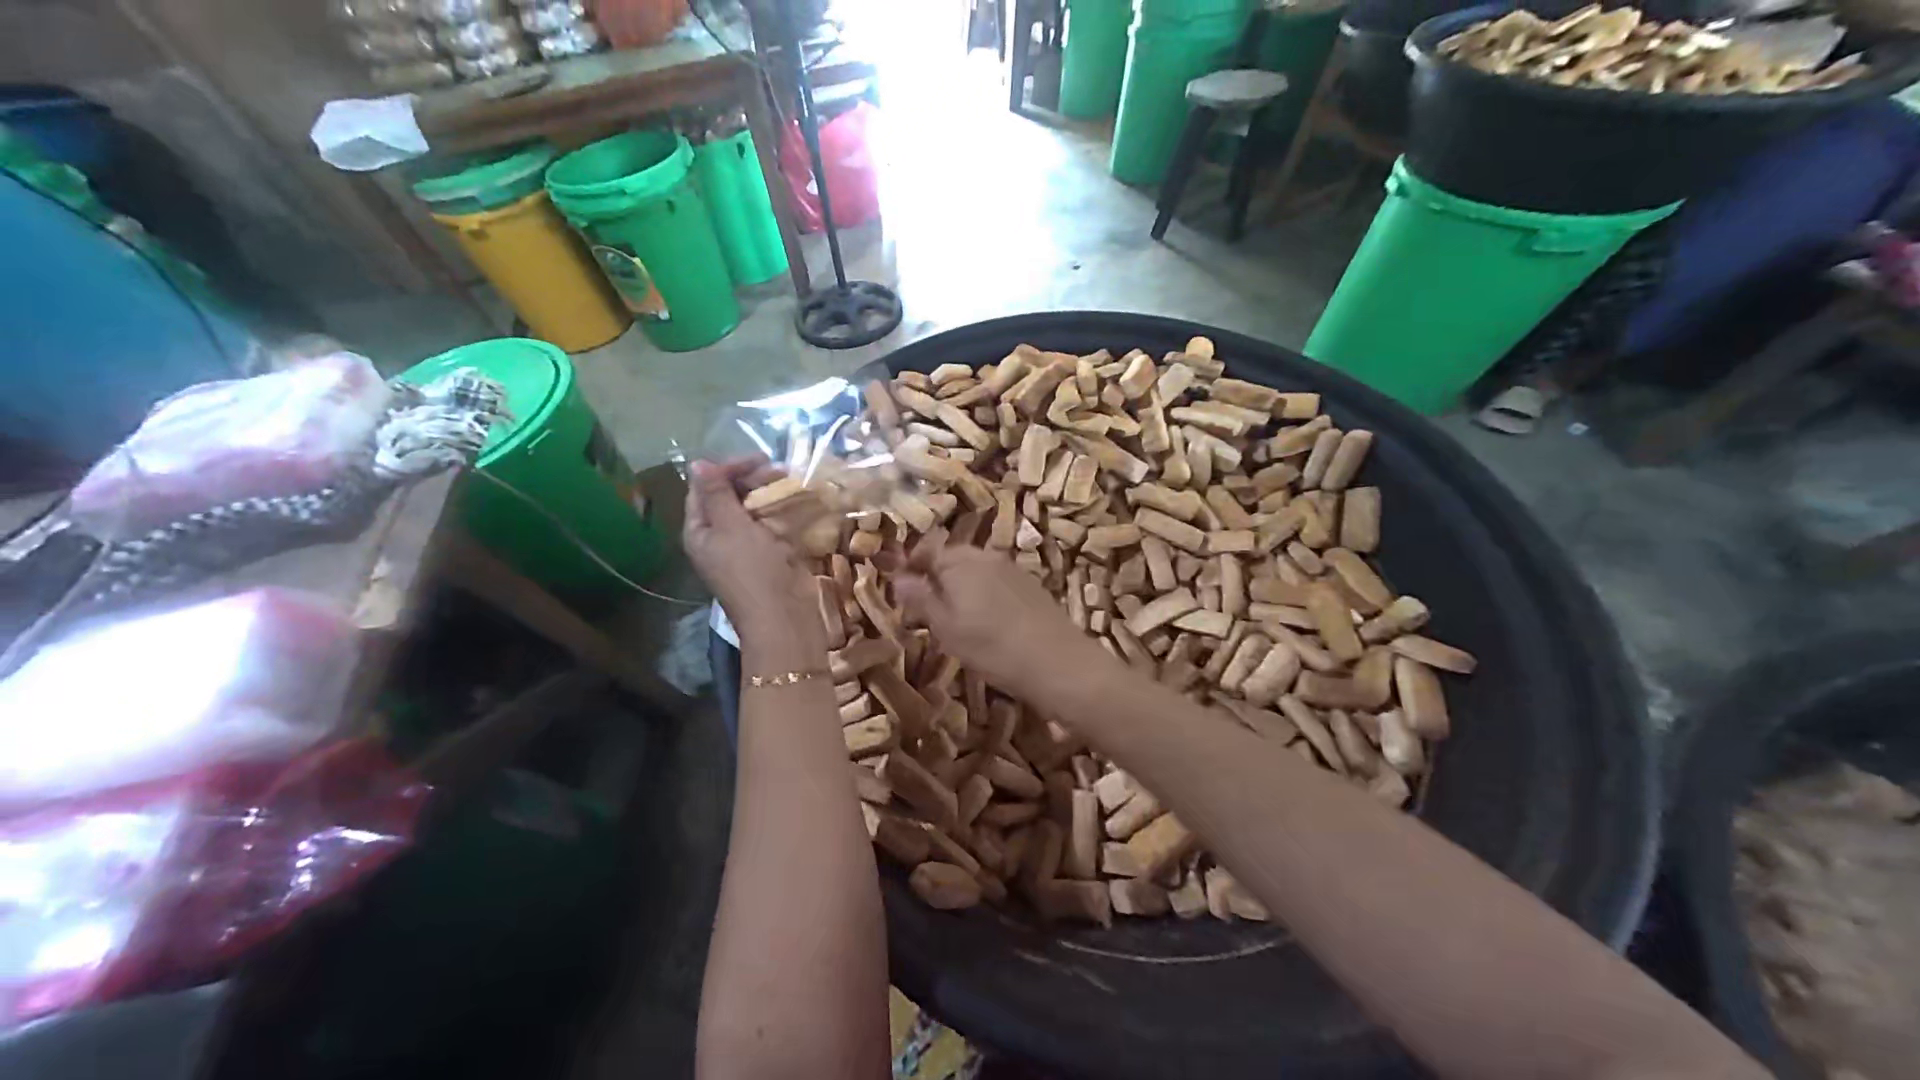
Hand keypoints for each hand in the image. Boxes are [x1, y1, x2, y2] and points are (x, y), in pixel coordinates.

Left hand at [682, 458, 822, 653]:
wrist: (784, 617)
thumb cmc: (753, 570)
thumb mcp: (731, 526)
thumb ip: (717, 493)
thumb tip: (697, 463)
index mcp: (700, 532)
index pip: (705, 489)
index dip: (728, 470)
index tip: (759, 459)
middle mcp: (719, 538)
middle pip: (731, 497)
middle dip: (753, 480)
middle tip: (780, 471)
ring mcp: (746, 548)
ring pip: (755, 510)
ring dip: (771, 494)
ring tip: (793, 482)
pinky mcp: (771, 556)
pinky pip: (773, 526)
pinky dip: (784, 512)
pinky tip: (799, 502)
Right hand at [893, 545, 1116, 701]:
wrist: (1056, 662)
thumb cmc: (991, 646)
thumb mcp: (945, 627)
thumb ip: (920, 598)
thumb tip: (898, 576)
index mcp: (960, 561)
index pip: (926, 551)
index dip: (911, 566)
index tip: (901, 589)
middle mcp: (986, 556)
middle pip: (953, 558)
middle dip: (937, 576)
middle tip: (926, 608)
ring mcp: (1012, 570)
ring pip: (976, 570)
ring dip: (962, 586)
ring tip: (956, 618)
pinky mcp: (1031, 587)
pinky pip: (997, 582)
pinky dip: (985, 595)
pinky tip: (988, 622)